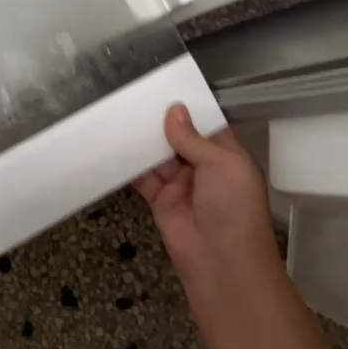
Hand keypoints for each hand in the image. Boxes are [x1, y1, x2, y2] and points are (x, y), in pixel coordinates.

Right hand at [134, 104, 276, 294]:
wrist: (221, 261)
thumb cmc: (233, 207)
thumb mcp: (223, 165)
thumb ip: (194, 138)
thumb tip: (175, 109)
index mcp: (227, 157)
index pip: (207, 126)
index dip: (189, 109)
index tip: (166, 87)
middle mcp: (204, 168)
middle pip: (179, 138)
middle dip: (161, 121)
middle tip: (135, 96)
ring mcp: (181, 184)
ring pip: (159, 156)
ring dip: (143, 139)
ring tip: (121, 113)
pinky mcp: (159, 200)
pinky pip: (142, 177)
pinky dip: (129, 164)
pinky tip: (113, 144)